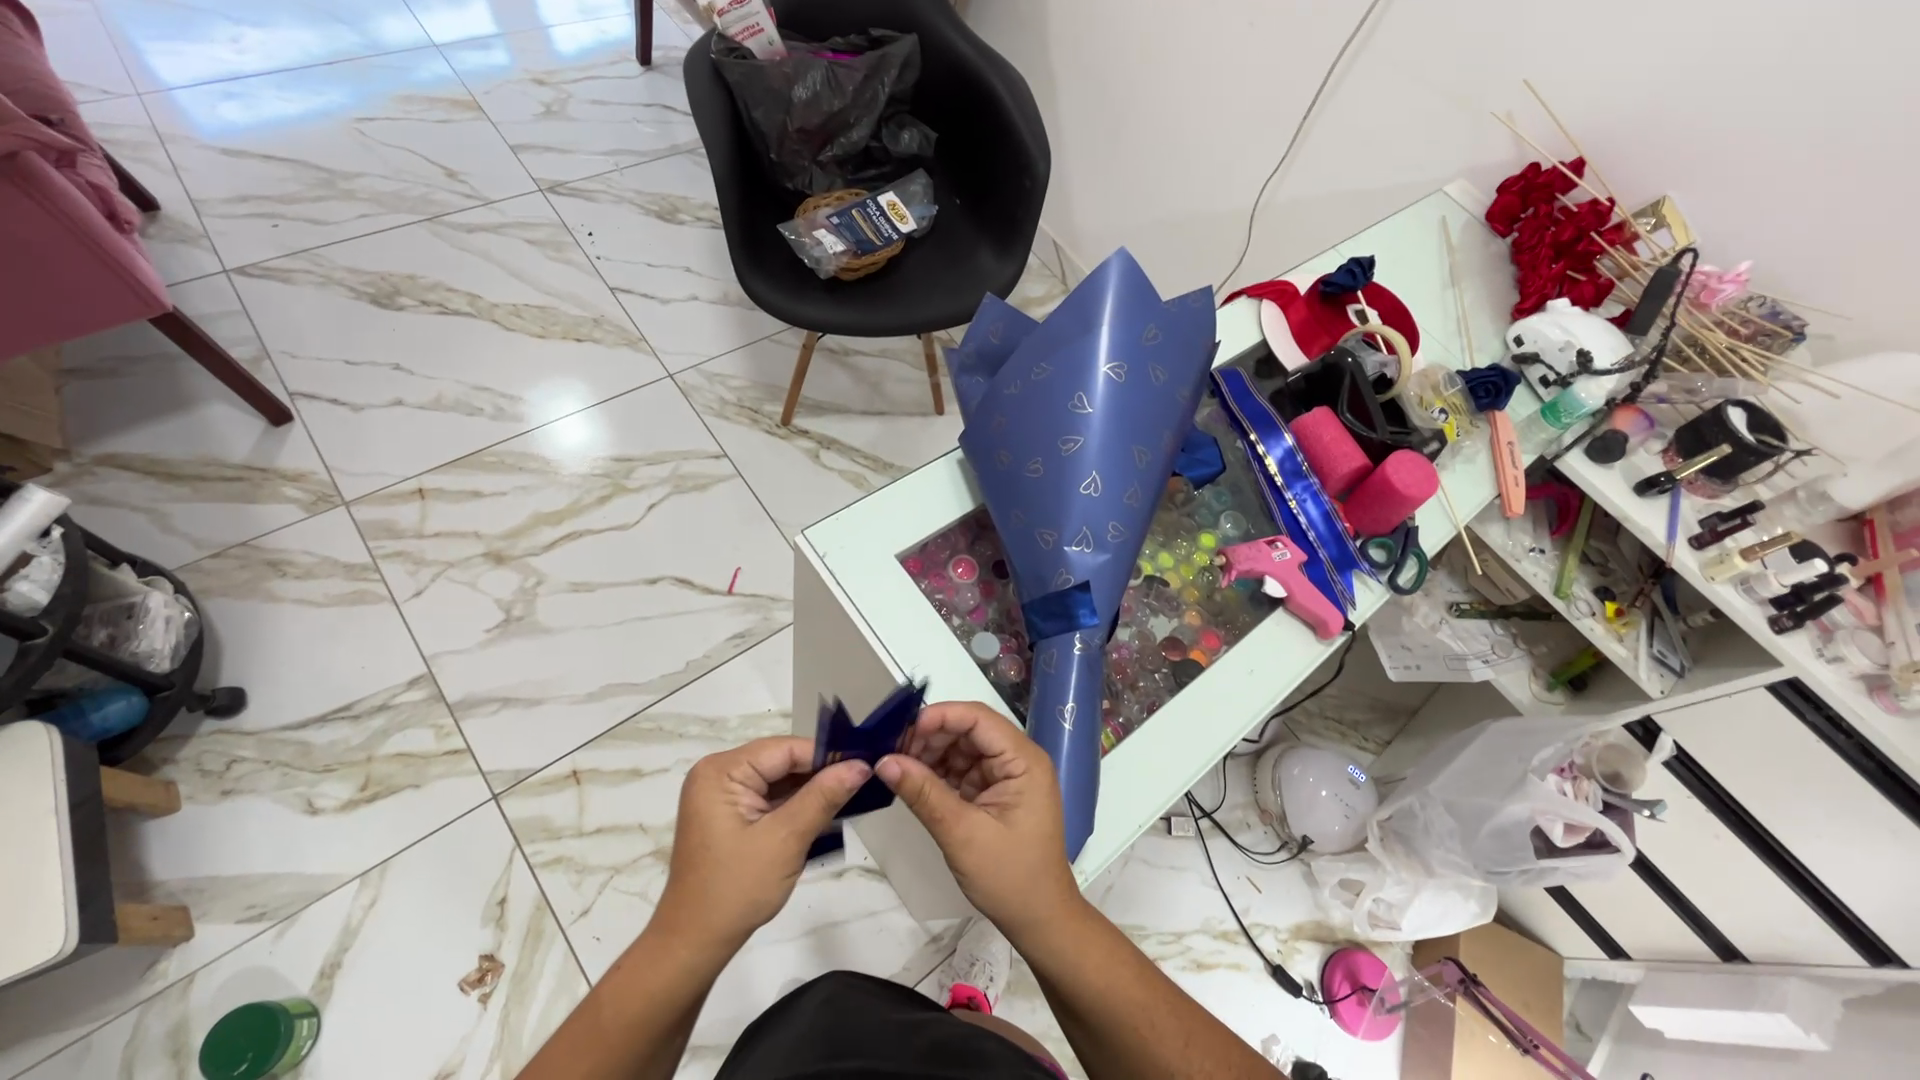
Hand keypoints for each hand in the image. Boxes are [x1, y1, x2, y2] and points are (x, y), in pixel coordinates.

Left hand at [656, 736, 868, 949]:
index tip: (866, 764)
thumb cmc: (736, 888)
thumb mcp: (786, 839)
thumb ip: (823, 797)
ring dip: (810, 790)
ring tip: (853, 794)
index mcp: (721, 771)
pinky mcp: (728, 815)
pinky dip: (795, 805)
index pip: (785, 749)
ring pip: (777, 779)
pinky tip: (825, 812)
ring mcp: (720, 795)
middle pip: (781, 761)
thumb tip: (861, 765)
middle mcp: (717, 774)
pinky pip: (768, 798)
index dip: (826, 755)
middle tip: (864, 780)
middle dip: (820, 772)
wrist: (696, 940)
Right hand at [876, 702, 1085, 938]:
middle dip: (930, 737)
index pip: (978, 718)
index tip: (901, 733)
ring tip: (897, 768)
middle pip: (969, 730)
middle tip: (891, 753)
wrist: (1039, 920)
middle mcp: (1018, 760)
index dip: (939, 717)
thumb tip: (883, 761)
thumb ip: (923, 793)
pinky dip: (938, 774)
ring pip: (962, 749)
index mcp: (1024, 760)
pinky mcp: (996, 794)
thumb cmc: (1009, 877)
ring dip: (931, 755)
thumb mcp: (961, 833)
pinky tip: (913, 782)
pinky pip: (963, 771)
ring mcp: (1007, 777)